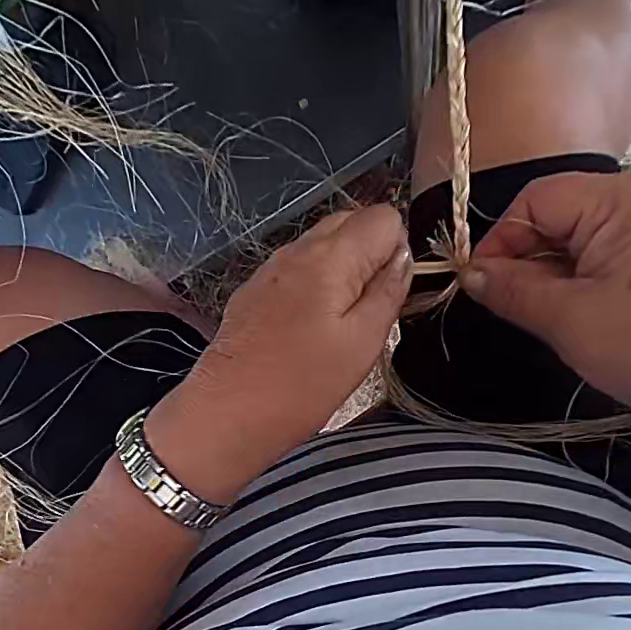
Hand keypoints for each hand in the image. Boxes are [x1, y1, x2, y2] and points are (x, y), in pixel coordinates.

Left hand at [148, 205, 411, 500]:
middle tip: (366, 309)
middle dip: (370, 254)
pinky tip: (305, 328)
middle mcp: (297, 249)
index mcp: (330, 257)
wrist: (228, 413)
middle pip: (349, 221)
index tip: (388, 292)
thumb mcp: (362, 343)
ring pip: (321, 245)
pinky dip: (312, 285)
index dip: (396, 250)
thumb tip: (403, 257)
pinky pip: (295, 269)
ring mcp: (270, 268)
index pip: (382, 216)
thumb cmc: (301, 385)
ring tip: (336, 324)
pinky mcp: (253, 290)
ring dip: (341, 271)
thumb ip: (388, 292)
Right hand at [460, 171, 630, 416]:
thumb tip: (468, 274)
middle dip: (519, 258)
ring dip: (538, 275)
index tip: (477, 283)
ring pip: (564, 240)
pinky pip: (584, 258)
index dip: (500, 238)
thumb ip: (511, 289)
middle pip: (550, 215)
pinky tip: (557, 313)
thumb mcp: (566, 316)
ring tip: (531, 313)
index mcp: (620, 197)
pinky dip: (561, 283)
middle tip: (501, 303)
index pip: (536, 199)